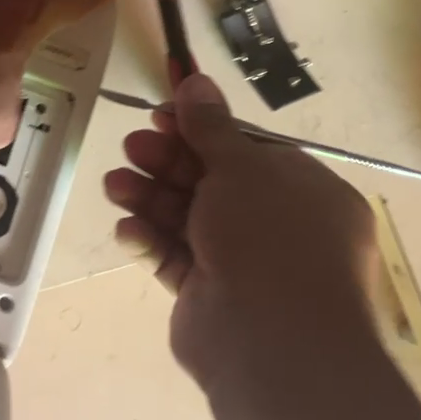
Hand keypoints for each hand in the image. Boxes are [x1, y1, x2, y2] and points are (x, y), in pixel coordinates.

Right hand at [104, 74, 381, 387]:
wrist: (271, 340)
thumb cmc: (269, 238)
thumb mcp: (241, 166)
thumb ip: (211, 125)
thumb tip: (196, 79)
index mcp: (306, 193)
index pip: (247, 150)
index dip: (200, 130)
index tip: (158, 116)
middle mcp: (280, 227)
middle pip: (209, 181)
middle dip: (165, 162)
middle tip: (131, 148)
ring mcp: (244, 263)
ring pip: (186, 217)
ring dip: (148, 197)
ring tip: (115, 185)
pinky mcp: (209, 293)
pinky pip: (174, 255)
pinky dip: (150, 239)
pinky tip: (128, 230)